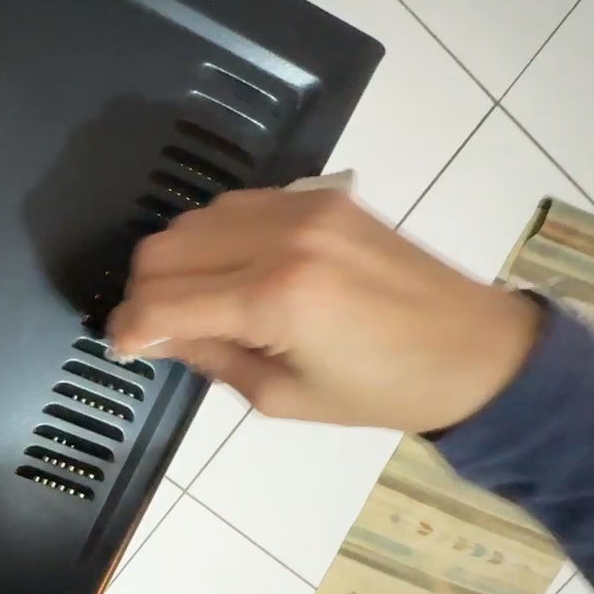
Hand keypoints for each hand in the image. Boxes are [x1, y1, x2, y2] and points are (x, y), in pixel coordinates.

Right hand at [107, 188, 542, 433]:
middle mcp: (282, 240)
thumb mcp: (277, 397)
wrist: (473, 348)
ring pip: (188, 223)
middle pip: (162, 252)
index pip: (160, 304)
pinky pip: (230, 206)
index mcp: (275, 300)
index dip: (126, 331)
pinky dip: (209, 239)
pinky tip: (224, 272)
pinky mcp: (319, 196)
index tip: (121, 349)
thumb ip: (208, 357)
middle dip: (142, 297)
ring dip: (172, 266)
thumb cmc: (376, 392)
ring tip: (191, 303)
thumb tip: (155, 337)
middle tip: (154, 331)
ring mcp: (302, 208)